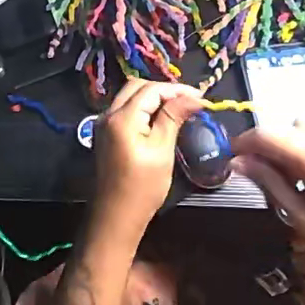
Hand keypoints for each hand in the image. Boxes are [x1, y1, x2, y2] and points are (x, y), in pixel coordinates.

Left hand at [94, 79, 203, 234]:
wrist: (115, 217)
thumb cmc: (142, 188)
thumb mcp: (162, 151)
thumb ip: (173, 118)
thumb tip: (193, 98)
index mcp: (122, 118)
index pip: (151, 90)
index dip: (177, 90)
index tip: (200, 98)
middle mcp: (108, 114)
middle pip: (138, 87)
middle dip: (164, 90)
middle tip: (189, 101)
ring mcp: (104, 124)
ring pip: (130, 96)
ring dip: (154, 97)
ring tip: (179, 107)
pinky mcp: (106, 133)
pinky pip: (126, 109)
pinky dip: (144, 107)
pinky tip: (161, 117)